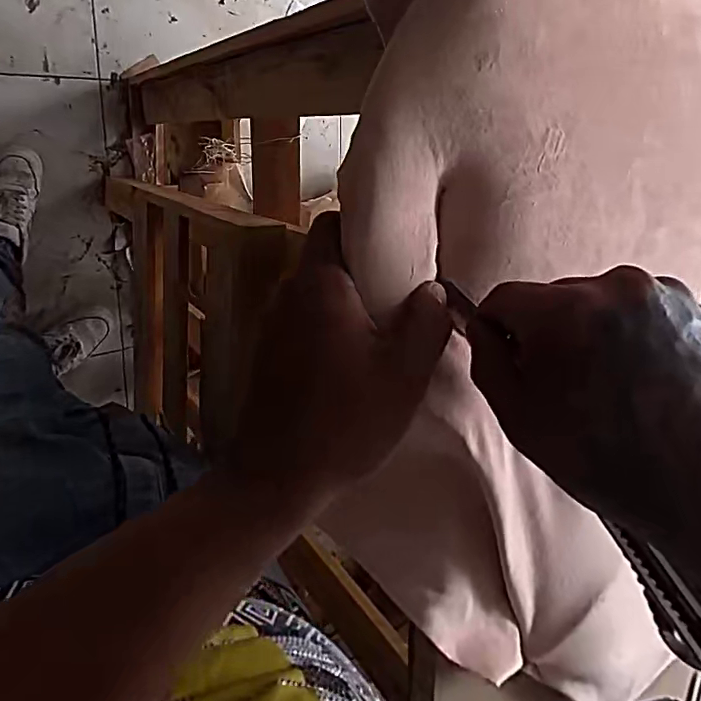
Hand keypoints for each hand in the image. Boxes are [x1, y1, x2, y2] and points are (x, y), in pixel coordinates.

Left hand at [228, 212, 451, 509]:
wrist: (276, 476)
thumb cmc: (344, 420)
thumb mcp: (403, 373)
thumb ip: (425, 321)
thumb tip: (433, 289)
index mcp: (318, 284)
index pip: (332, 223)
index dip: (364, 224)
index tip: (398, 243)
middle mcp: (287, 294)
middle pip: (326, 259)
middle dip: (364, 268)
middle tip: (402, 291)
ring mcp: (271, 325)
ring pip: (316, 294)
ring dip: (347, 302)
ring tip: (384, 327)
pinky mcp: (267, 354)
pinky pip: (303, 322)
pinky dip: (328, 327)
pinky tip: (352, 359)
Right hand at [466, 266, 700, 577]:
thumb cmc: (621, 462)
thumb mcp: (522, 421)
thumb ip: (488, 361)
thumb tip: (484, 330)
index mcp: (563, 313)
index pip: (502, 298)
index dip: (496, 331)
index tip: (507, 357)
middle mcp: (611, 287)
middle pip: (549, 299)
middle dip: (546, 335)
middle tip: (563, 388)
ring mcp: (657, 293)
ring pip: (591, 304)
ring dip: (587, 334)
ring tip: (609, 391)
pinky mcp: (689, 304)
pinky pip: (632, 309)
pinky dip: (626, 335)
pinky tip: (638, 381)